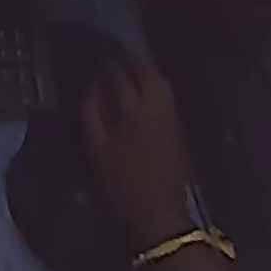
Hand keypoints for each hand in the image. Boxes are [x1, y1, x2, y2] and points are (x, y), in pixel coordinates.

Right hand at [81, 53, 194, 249]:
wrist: (159, 220)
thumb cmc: (121, 185)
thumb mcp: (96, 149)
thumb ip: (92, 111)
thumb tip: (92, 85)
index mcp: (134, 111)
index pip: (118, 75)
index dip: (105, 60)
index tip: (92, 51)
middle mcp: (156, 109)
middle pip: (146, 72)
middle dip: (130, 58)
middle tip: (113, 50)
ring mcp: (171, 119)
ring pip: (161, 82)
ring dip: (144, 68)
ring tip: (128, 64)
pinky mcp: (178, 130)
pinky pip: (166, 95)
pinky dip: (154, 83)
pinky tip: (142, 86)